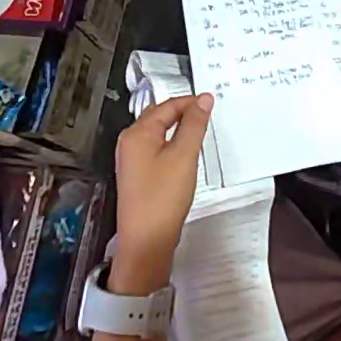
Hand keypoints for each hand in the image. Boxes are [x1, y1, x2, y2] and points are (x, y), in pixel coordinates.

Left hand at [109, 93, 212, 294]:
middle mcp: (129, 142)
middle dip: (184, 112)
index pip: (167, 105)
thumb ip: (194, 124)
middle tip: (208, 113)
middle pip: (159, 115)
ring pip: (158, 132)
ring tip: (200, 130)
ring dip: (179, 128)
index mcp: (137, 133)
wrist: (146, 240)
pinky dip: (173, 143)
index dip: (190, 102)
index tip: (211, 103)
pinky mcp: (138, 173)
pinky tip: (186, 152)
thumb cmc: (162, 198)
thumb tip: (202, 100)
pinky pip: (157, 147)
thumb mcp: (184, 155)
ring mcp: (132, 159)